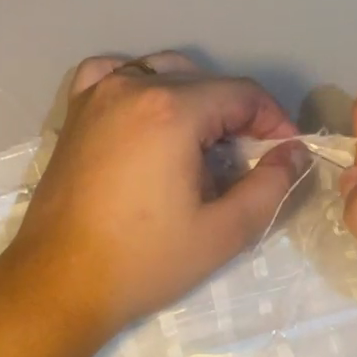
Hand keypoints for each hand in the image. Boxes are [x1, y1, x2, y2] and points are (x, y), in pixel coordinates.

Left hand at [6, 52, 306, 335]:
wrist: (61, 282)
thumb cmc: (145, 261)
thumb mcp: (223, 232)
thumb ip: (270, 186)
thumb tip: (295, 152)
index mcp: (171, 111)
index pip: (242, 94)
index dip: (274, 121)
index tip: (285, 153)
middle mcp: (132, 87)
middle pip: (206, 82)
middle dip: (238, 116)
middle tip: (251, 162)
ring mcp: (97, 95)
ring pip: (165, 74)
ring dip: (197, 102)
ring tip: (206, 148)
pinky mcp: (75, 113)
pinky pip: (117, 77)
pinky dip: (144, 87)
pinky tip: (152, 118)